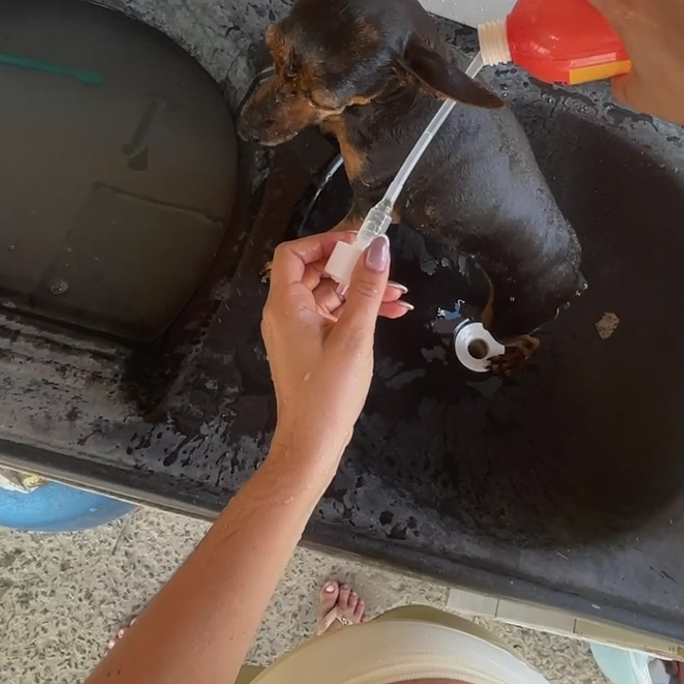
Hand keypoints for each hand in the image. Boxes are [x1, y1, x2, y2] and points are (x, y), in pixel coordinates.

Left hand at [260, 231, 408, 471]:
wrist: (313, 441)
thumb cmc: (328, 391)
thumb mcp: (354, 335)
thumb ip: (367, 288)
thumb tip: (378, 249)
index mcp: (286, 305)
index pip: (293, 254)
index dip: (324, 242)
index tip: (358, 243)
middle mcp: (286, 313)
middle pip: (315, 271)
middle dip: (352, 266)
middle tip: (383, 267)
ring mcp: (298, 330)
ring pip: (329, 293)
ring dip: (362, 289)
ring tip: (397, 295)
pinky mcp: (310, 345)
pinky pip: (333, 315)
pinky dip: (358, 310)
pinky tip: (390, 312)